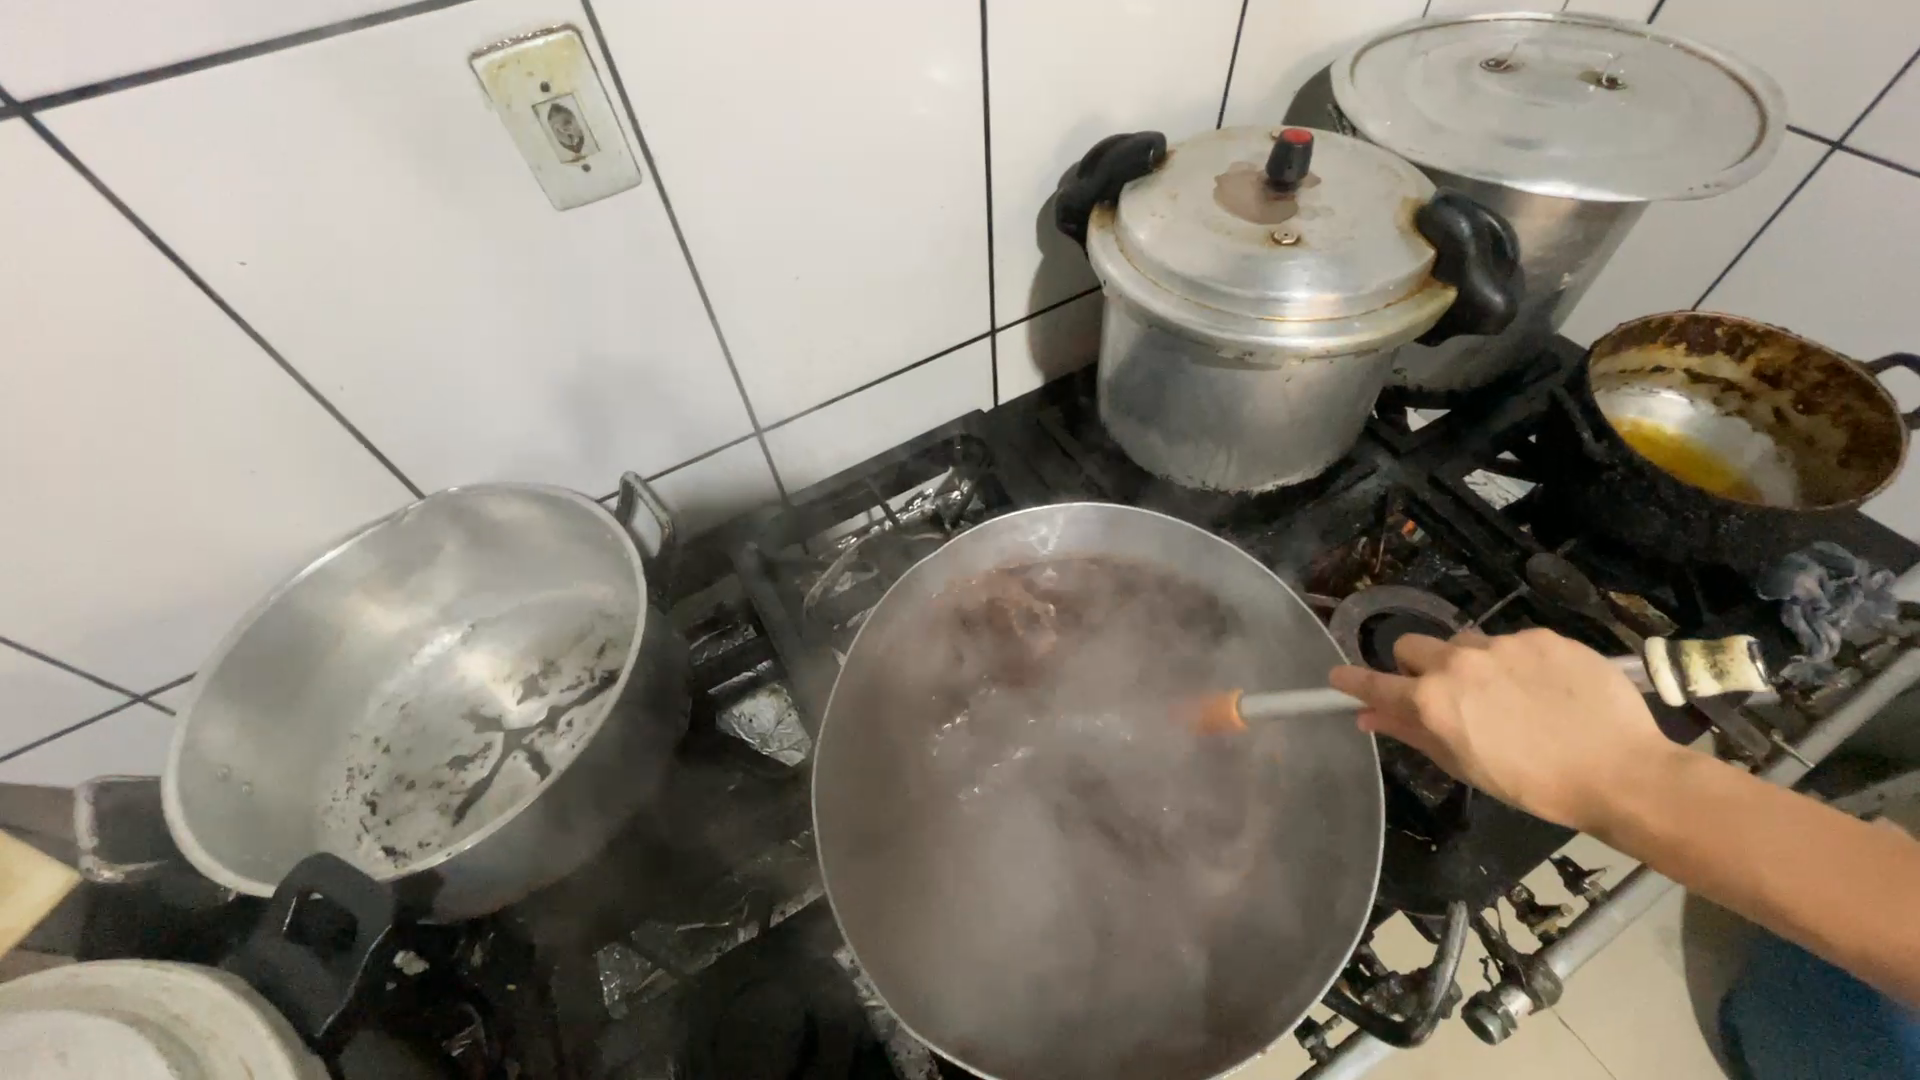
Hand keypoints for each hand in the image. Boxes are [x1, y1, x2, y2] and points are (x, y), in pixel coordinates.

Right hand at [1328, 628, 1674, 829]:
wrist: (1623, 773)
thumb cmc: (1534, 783)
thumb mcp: (1464, 763)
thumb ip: (1410, 732)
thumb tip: (1368, 717)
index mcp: (1433, 700)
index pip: (1374, 682)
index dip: (1352, 680)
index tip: (1336, 677)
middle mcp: (1458, 664)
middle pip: (1412, 646)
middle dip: (1419, 666)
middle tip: (1447, 693)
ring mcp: (1502, 645)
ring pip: (1464, 642)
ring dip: (1470, 662)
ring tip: (1508, 693)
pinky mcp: (1543, 637)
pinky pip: (1512, 641)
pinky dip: (1517, 661)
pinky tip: (1546, 689)